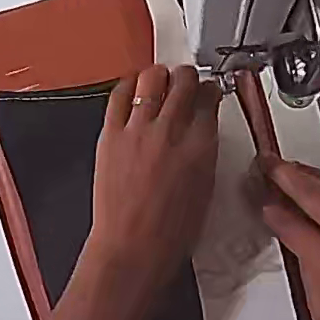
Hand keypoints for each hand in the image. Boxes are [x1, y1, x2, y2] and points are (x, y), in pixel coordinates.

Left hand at [84, 65, 220, 292]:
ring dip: (159, 75)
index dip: (208, 91)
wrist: (133, 245)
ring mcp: (138, 130)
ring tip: (160, 77)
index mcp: (201, 147)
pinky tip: (131, 84)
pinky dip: (127, 85)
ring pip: (151, 80)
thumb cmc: (170, 230)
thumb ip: (203, 154)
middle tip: (185, 79)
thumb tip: (199, 134)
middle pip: (182, 83)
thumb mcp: (205, 188)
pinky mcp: (111, 134)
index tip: (207, 91)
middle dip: (186, 77)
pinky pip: (118, 96)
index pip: (208, 100)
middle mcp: (171, 131)